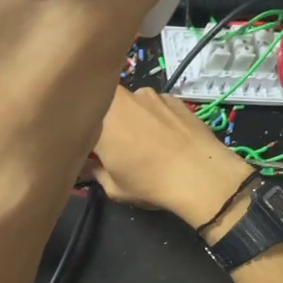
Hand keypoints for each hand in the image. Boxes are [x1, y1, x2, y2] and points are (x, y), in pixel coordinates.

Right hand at [91, 87, 254, 235]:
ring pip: (133, 104)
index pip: (81, 123)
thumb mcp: (115, 188)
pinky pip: (156, 107)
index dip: (84, 139)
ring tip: (146, 144)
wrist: (201, 174)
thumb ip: (97, 174)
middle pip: (107, 106)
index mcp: (99, 118)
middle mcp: (122, 98)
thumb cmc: (149, 182)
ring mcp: (150, 94)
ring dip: (133, 119)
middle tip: (116, 147)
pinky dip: (156, 118)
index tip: (90, 153)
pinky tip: (166, 139)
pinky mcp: (173, 97)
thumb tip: (90, 168)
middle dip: (108, 123)